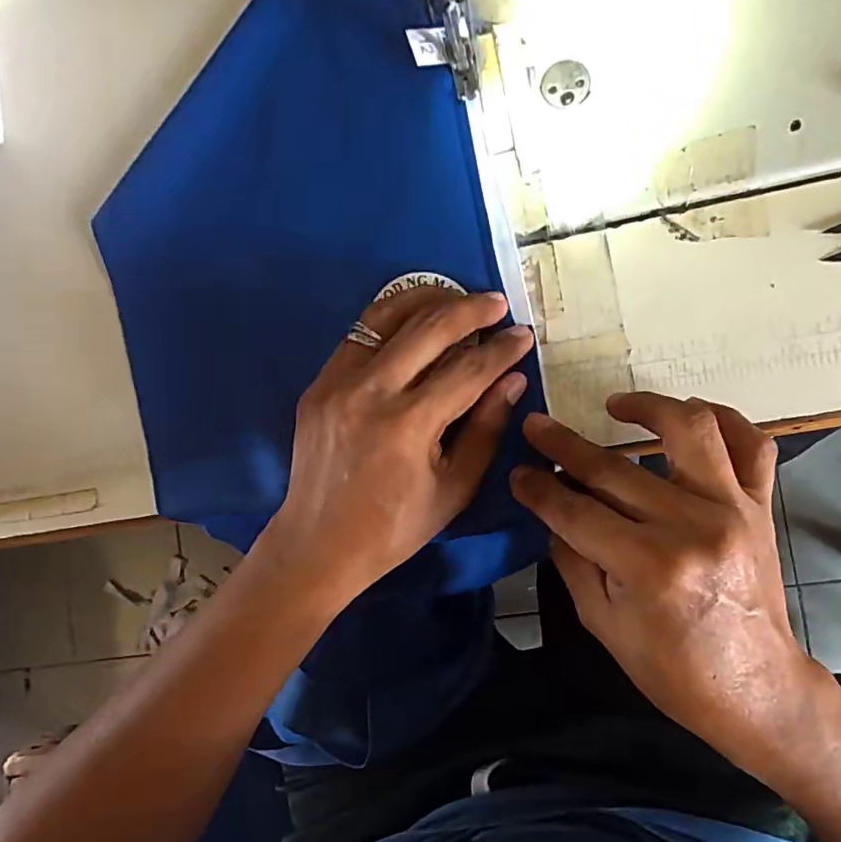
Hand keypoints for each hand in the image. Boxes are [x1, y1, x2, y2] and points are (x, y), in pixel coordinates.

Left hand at [259, 287, 533, 604]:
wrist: (319, 544)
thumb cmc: (395, 528)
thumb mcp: (454, 489)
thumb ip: (486, 430)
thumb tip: (511, 380)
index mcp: (408, 425)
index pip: (468, 369)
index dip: (501, 350)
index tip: (523, 335)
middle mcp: (370, 392)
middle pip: (428, 327)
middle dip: (470, 309)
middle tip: (497, 304)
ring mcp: (336, 383)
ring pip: (385, 317)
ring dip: (425, 299)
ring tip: (455, 297)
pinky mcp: (317, 385)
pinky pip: (358, 336)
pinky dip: (390, 322)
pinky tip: (412, 323)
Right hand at [508, 393, 822, 771]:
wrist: (754, 688)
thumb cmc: (671, 668)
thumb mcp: (602, 623)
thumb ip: (572, 558)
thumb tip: (552, 509)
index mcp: (648, 566)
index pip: (576, 512)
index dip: (539, 489)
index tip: (518, 470)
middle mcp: (692, 526)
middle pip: (615, 470)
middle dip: (565, 445)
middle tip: (538, 428)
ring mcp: (734, 510)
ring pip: (690, 430)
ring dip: (648, 406)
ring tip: (616, 405)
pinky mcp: (760, 507)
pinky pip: (750, 444)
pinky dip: (723, 419)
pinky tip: (691, 415)